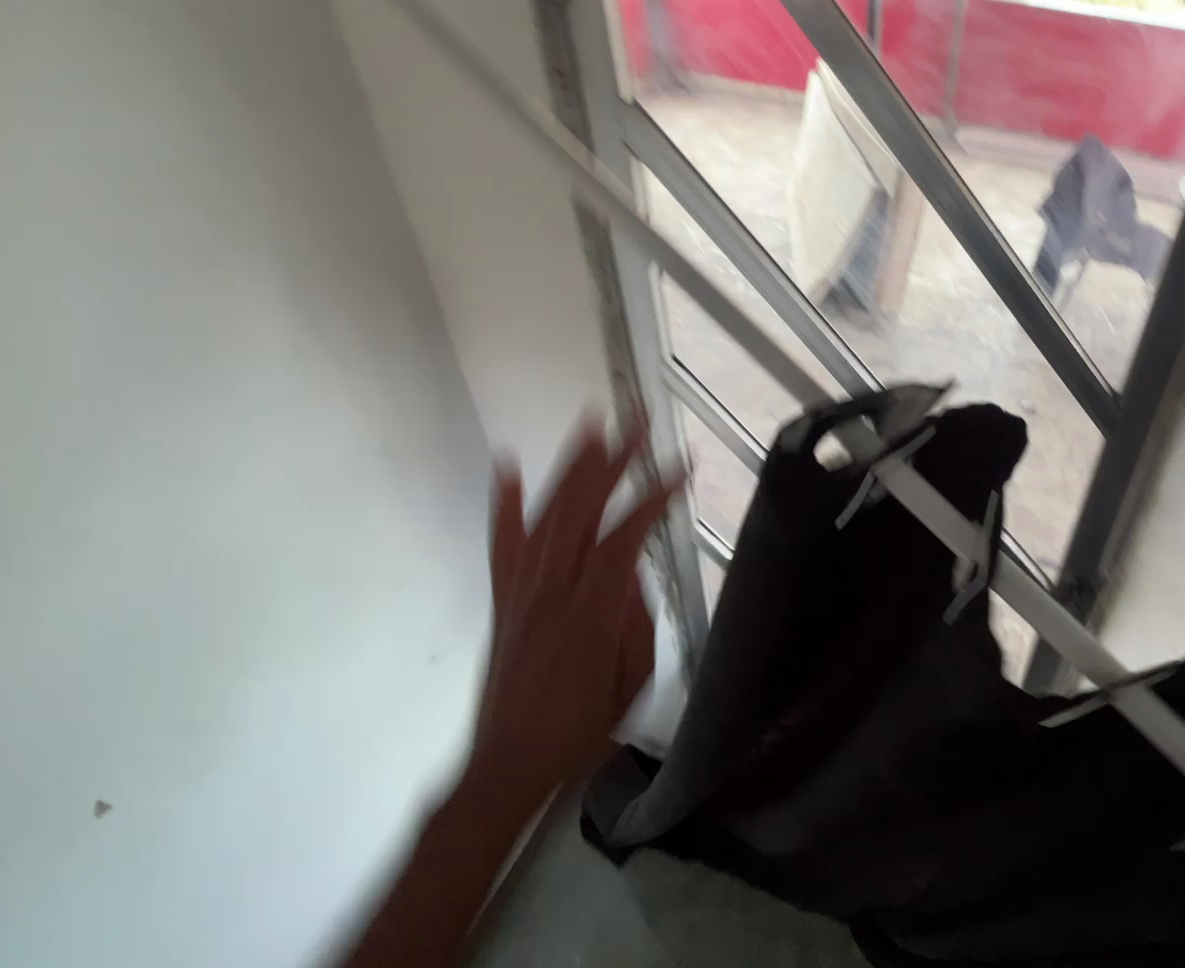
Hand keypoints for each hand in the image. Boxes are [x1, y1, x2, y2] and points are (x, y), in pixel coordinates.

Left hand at [465, 418, 682, 815]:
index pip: (624, 537)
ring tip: (591, 425)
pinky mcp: (501, 598)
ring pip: (545, 516)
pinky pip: (502, 543)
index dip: (653, 498)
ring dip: (569, 467)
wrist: (509, 764)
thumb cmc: (583, 730)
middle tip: (637, 420)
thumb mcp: (632, 681)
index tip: (682, 469)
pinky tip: (508, 467)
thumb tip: (632, 570)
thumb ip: (636, 619)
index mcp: (591, 613)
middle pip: (581, 511)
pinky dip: (504, 503)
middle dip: (612, 460)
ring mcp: (520, 591)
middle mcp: (551, 590)